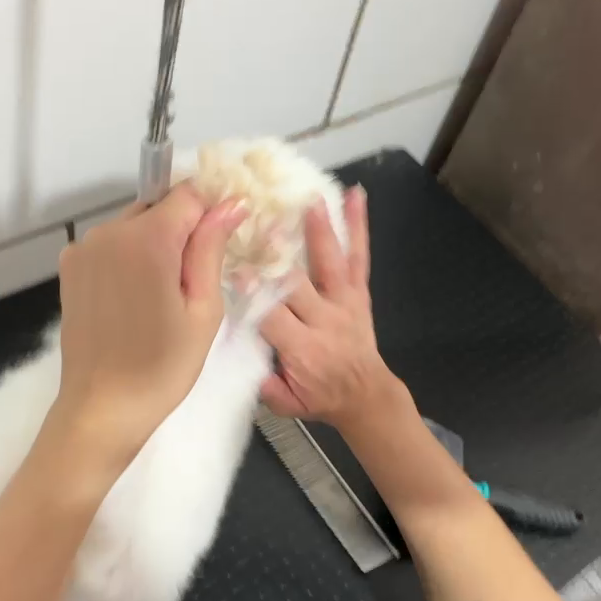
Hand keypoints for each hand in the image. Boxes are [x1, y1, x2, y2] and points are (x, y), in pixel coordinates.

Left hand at [53, 185, 244, 457]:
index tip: (221, 244)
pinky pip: (111, 246)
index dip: (211, 212)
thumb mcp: (204, 310)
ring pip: (134, 226)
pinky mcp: (70, 268)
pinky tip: (136, 301)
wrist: (102, 408)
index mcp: (146, 240)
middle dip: (181, 232)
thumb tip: (231, 203)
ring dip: (155, 246)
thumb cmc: (162, 367)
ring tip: (163, 298)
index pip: (188, 194)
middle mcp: (108, 232)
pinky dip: (129, 260)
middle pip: (158, 207)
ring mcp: (83, 249)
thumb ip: (212, 249)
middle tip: (192, 284)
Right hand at [258, 186, 406, 431]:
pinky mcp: (358, 293)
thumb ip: (265, 384)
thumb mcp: (286, 404)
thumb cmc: (319, 397)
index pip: (273, 315)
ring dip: (320, 230)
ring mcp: (344, 302)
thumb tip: (240, 356)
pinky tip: (355, 196)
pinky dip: (358, 226)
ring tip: (312, 200)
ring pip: (330, 262)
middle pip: (297, 283)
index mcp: (302, 348)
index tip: (235, 271)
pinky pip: (359, 257)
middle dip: (280, 256)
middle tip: (265, 225)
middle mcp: (324, 320)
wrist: (365, 395)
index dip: (254, 294)